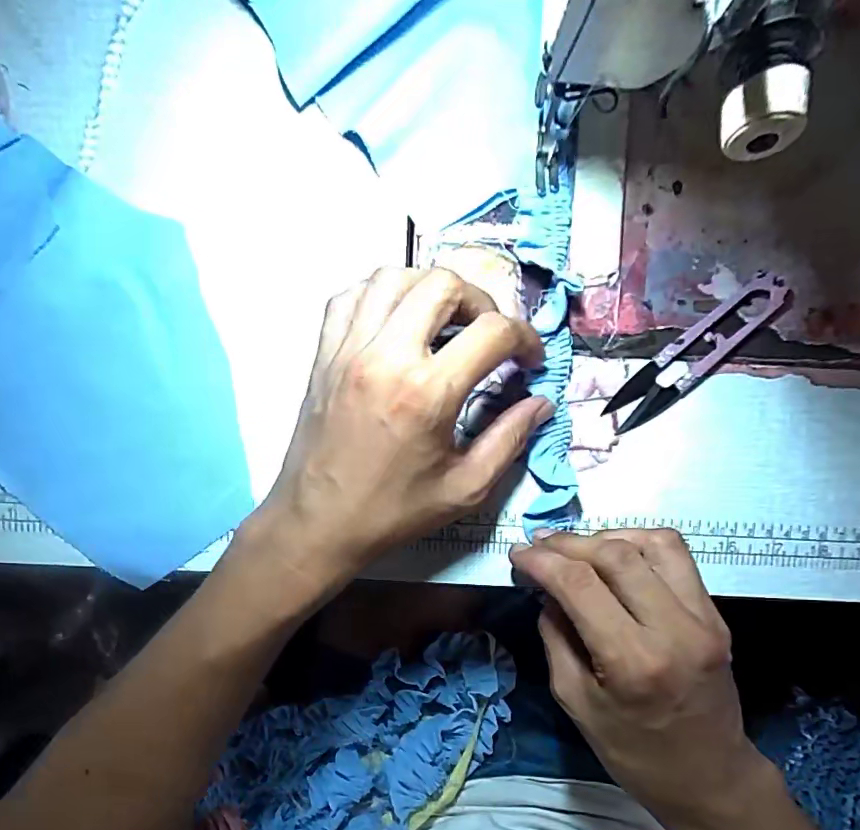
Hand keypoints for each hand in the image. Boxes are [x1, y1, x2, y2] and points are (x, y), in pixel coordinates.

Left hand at [259, 267, 549, 580]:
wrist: (318, 523)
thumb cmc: (394, 511)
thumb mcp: (466, 488)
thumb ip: (509, 439)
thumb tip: (541, 403)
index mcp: (427, 392)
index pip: (492, 331)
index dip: (526, 339)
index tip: (530, 361)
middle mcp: (386, 355)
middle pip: (443, 284)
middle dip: (482, 303)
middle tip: (490, 338)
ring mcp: (348, 347)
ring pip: (396, 276)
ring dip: (432, 290)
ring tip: (448, 324)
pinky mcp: (324, 351)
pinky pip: (354, 295)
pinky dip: (385, 295)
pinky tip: (401, 324)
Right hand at [508, 529, 781, 829]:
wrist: (709, 776)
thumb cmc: (635, 754)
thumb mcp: (578, 704)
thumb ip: (558, 640)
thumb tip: (548, 590)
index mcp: (634, 662)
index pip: (581, 586)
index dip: (544, 562)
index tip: (518, 554)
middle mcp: (674, 629)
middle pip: (617, 556)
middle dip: (570, 544)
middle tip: (541, 546)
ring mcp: (704, 618)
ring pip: (655, 544)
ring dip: (609, 537)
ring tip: (578, 549)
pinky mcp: (716, 615)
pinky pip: (679, 559)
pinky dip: (642, 547)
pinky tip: (617, 557)